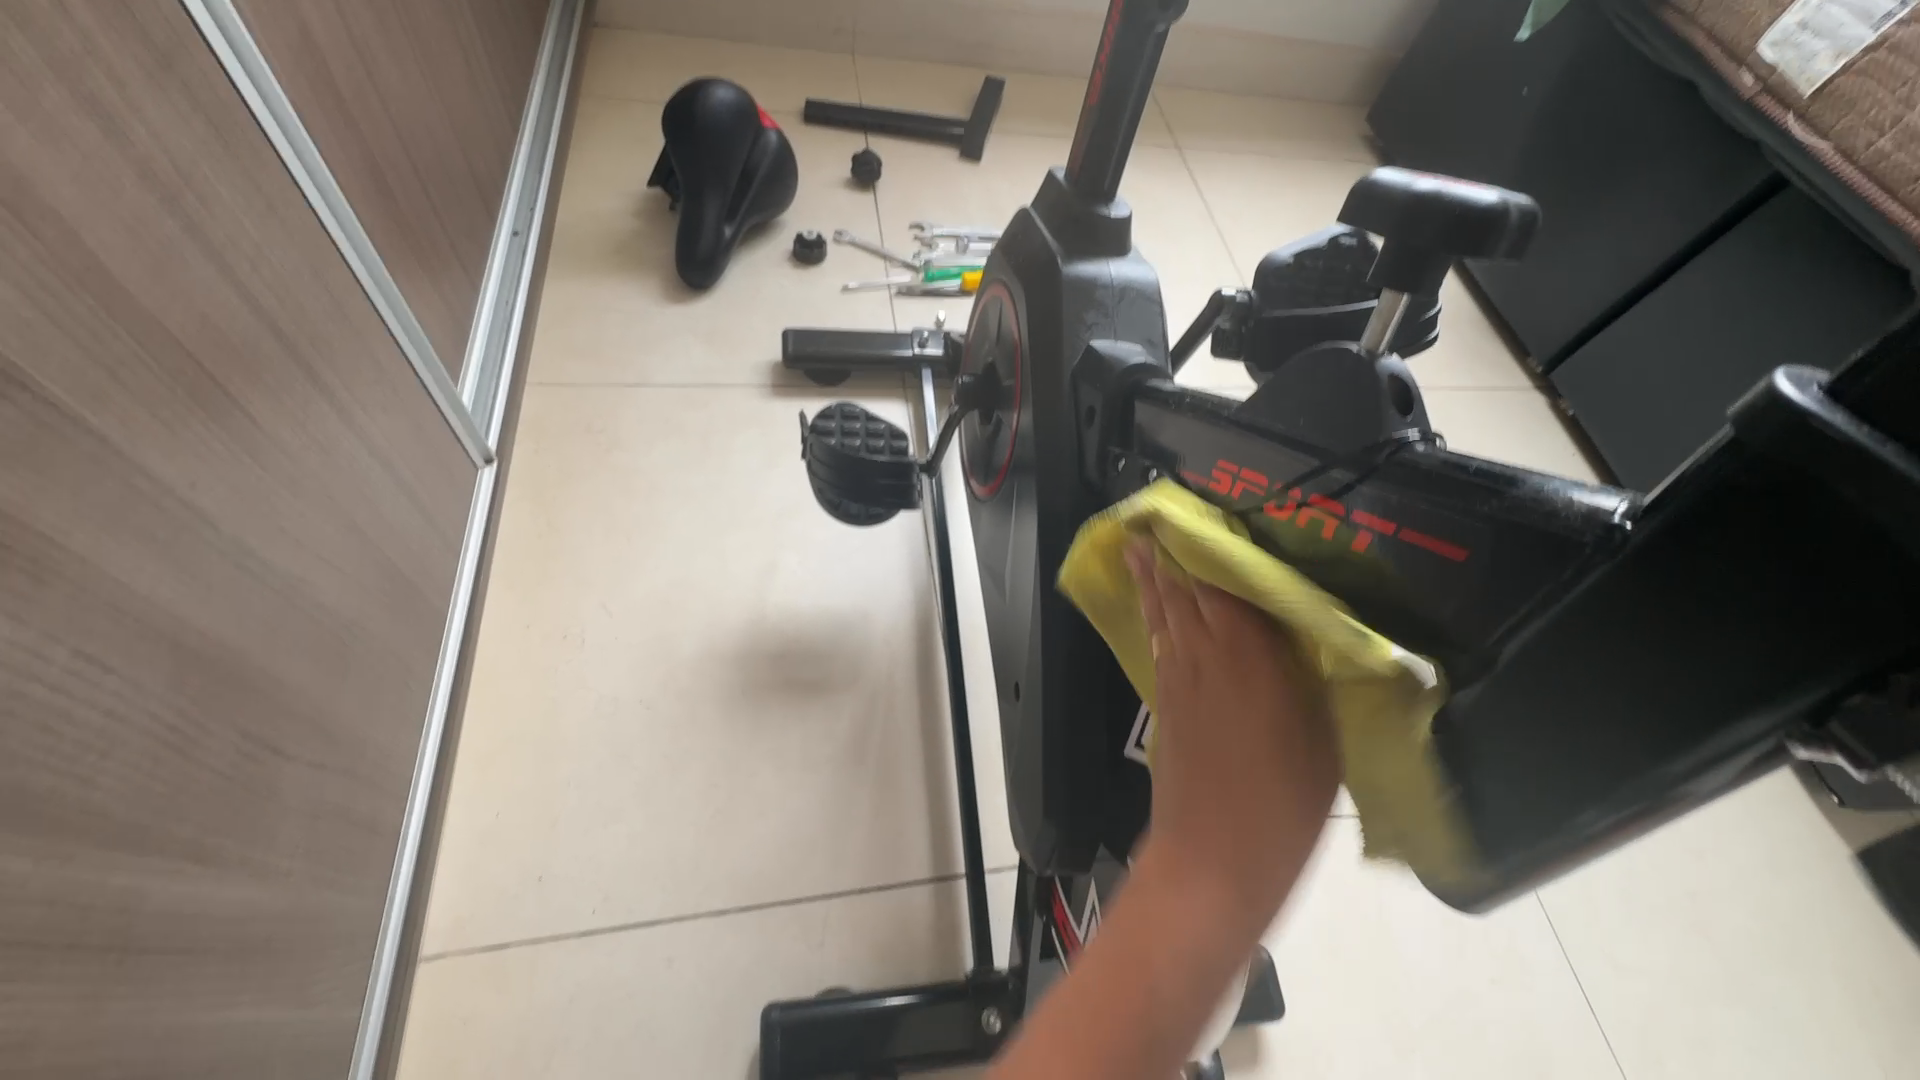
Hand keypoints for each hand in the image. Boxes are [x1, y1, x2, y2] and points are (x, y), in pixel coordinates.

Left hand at [1126, 539, 1339, 931]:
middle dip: (1170, 552)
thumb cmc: (1283, 800)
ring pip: (1163, 614)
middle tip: (1154, 517)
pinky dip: (1153, 617)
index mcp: (1248, 652)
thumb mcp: (1321, 733)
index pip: (1226, 582)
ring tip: (1140, 546)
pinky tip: (1154, 610)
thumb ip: (1307, 674)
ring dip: (1152, 578)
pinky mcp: (1163, 703)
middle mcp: (1205, 653)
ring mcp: (1177, 678)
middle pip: (1184, 590)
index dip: (1213, 547)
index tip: (1203, 515)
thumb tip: (1301, 634)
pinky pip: (1158, 643)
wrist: (1214, 855)